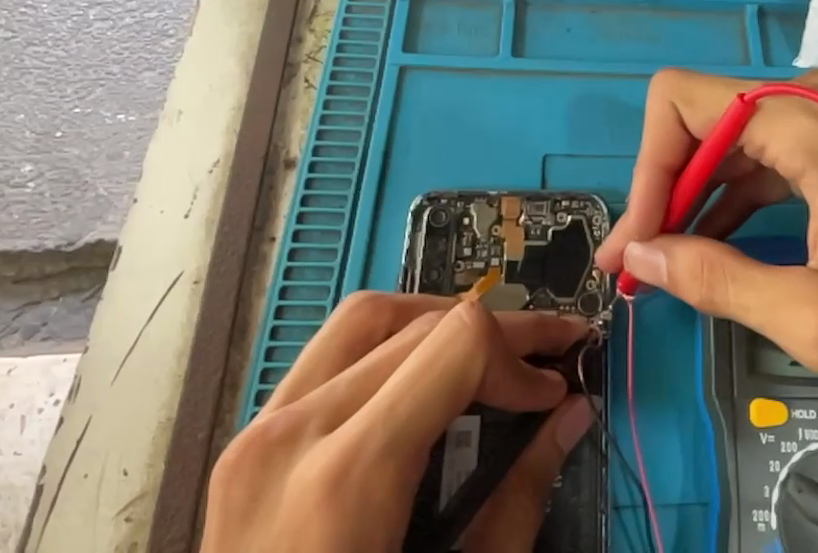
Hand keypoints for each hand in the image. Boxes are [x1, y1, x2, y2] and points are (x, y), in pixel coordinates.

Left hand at [201, 293, 592, 552]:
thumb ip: (519, 497)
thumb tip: (572, 415)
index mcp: (347, 478)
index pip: (455, 346)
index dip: (521, 355)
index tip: (553, 393)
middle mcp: (293, 433)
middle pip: (418, 325)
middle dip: (496, 333)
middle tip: (546, 358)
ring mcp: (258, 433)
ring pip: (365, 319)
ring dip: (438, 322)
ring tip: (488, 355)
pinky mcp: (245, 444)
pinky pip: (326, 358)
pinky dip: (387, 348)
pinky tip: (420, 383)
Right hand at [595, 69, 817, 400]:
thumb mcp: (813, 316)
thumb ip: (715, 280)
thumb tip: (639, 256)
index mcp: (802, 121)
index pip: (679, 105)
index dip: (644, 173)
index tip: (634, 246)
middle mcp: (813, 100)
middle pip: (699, 119)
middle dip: (663, 190)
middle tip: (638, 262)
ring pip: (729, 140)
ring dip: (693, 199)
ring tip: (664, 264)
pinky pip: (766, 157)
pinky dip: (732, 200)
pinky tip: (712, 247)